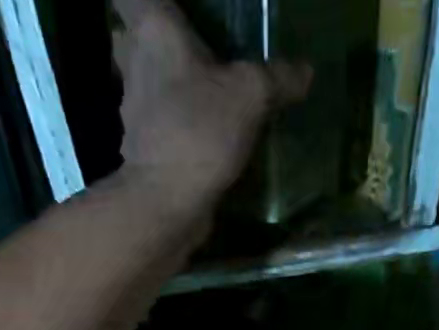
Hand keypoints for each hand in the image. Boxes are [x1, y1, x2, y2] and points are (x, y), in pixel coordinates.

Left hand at [110, 0, 309, 215]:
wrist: (166, 202)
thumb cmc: (200, 130)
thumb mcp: (252, 94)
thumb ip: (279, 77)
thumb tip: (305, 72)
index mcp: (153, 30)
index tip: (179, 8)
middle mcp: (134, 62)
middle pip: (134, 35)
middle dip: (156, 37)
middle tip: (193, 42)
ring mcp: (132, 108)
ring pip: (145, 79)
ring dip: (166, 81)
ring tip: (203, 85)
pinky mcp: (140, 146)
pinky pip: (157, 121)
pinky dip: (173, 121)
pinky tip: (202, 128)